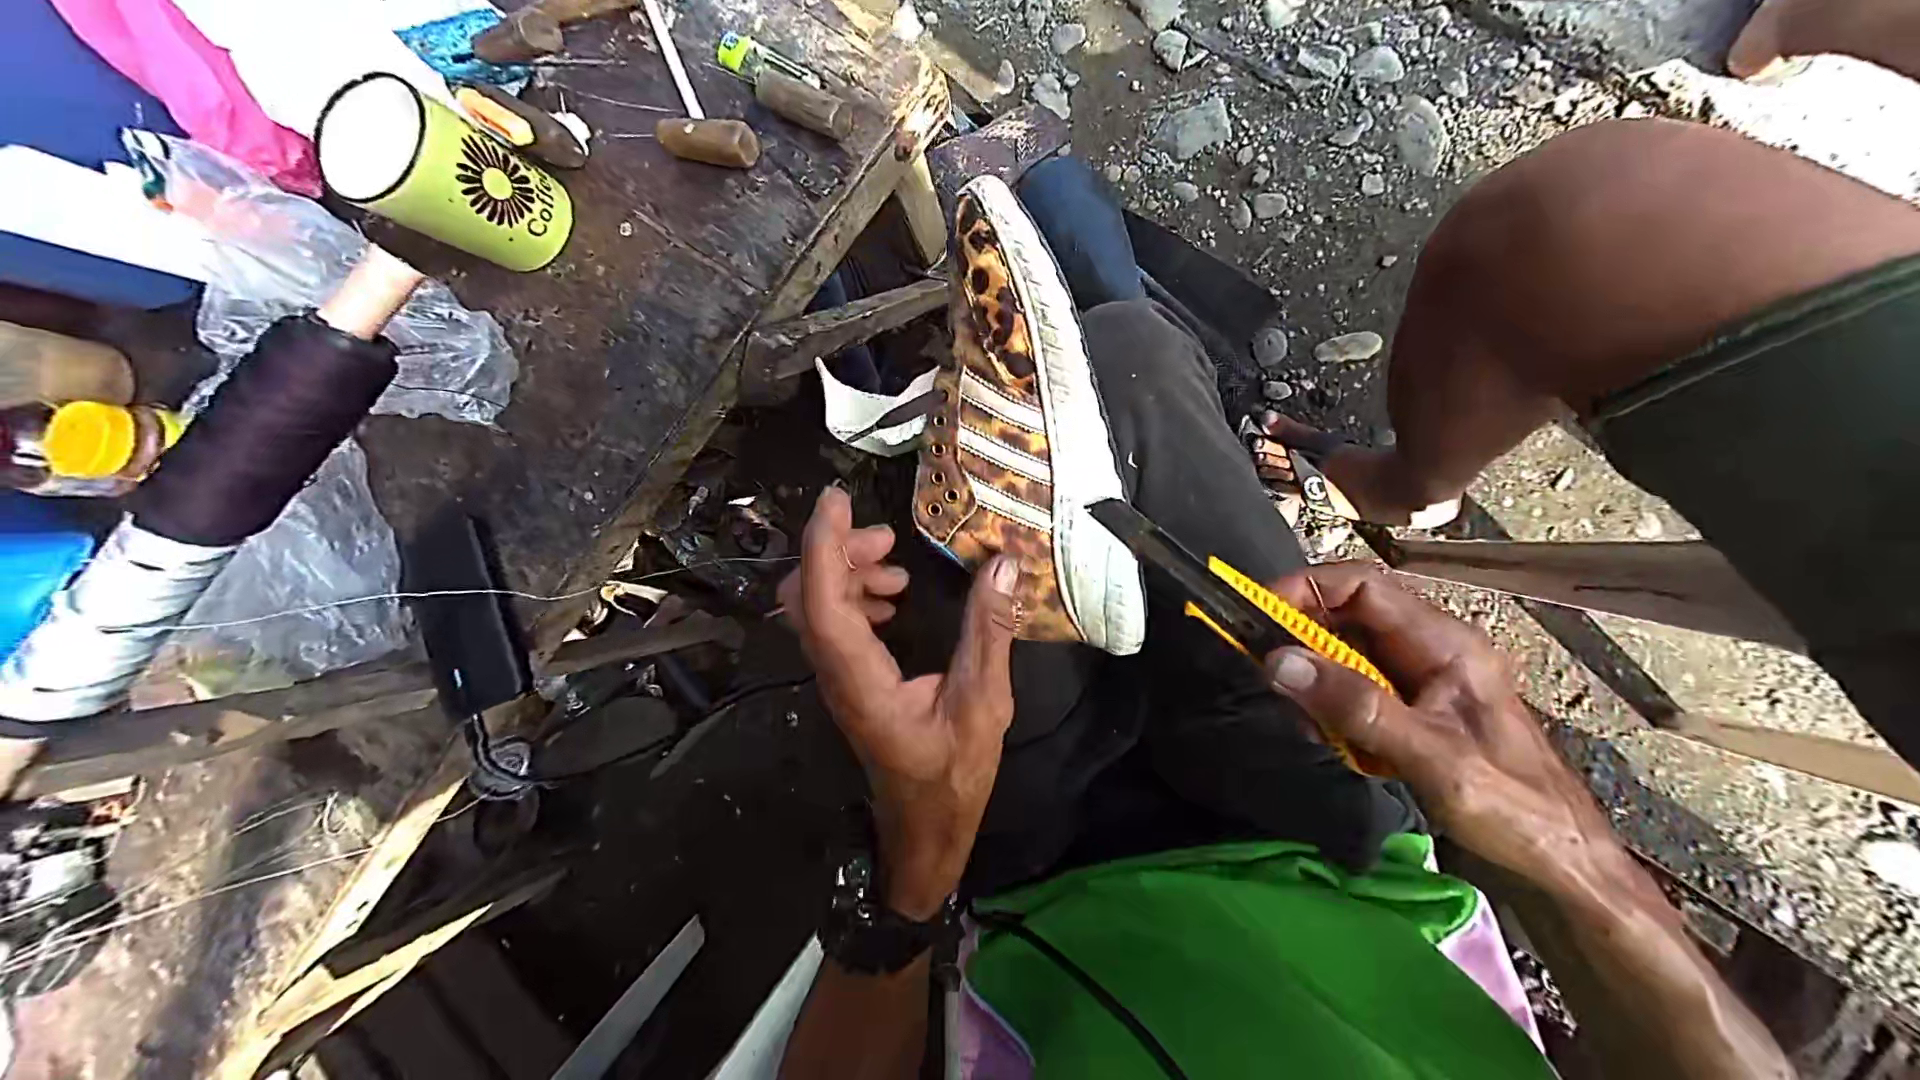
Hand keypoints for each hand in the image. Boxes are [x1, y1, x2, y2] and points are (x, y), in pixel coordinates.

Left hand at [779, 487, 1020, 918]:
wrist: (924, 829)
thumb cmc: (951, 778)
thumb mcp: (983, 704)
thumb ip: (989, 633)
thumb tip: (1001, 566)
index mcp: (861, 680)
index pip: (823, 601)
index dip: (823, 545)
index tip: (834, 499)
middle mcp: (836, 674)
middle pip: (807, 596)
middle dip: (837, 552)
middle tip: (887, 538)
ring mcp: (837, 677)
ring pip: (815, 607)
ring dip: (846, 573)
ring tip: (896, 569)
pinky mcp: (848, 679)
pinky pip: (832, 623)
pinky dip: (854, 596)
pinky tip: (892, 600)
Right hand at [1263, 562, 1626, 899]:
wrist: (1565, 867)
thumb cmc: (1515, 809)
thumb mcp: (1431, 756)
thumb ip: (1355, 706)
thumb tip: (1280, 662)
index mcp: (1445, 643)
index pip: (1363, 586)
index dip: (1307, 589)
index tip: (1261, 614)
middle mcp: (1429, 649)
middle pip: (1347, 616)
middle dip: (1301, 637)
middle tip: (1268, 669)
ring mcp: (1419, 678)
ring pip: (1344, 652)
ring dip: (1312, 677)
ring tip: (1301, 714)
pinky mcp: (1409, 706)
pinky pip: (1352, 686)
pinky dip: (1326, 705)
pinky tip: (1327, 735)